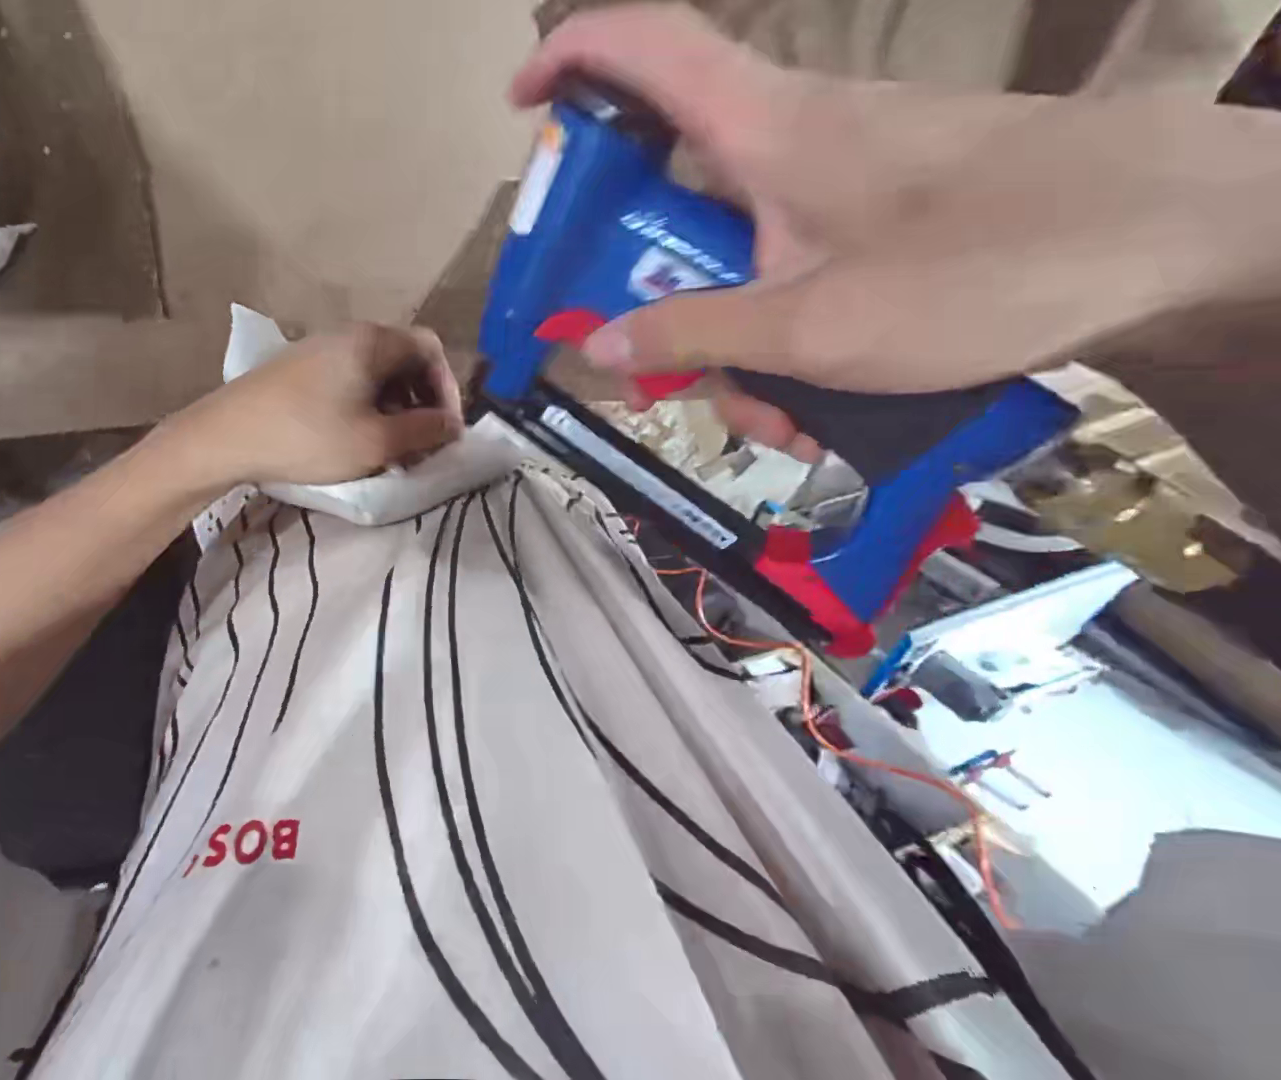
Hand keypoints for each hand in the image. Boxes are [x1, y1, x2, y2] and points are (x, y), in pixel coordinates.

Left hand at [159, 323, 463, 487]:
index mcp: (372, 341)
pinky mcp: (297, 370)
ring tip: (390, 449)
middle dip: (420, 403)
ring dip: (393, 410)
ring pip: (374, 375)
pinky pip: (347, 382)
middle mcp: (347, 335)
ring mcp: (318, 350)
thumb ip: (423, 431)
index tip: (446, 430)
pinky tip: (355, 440)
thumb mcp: (374, 442)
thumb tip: (452, 425)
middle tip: (420, 445)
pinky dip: (364, 408)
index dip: (448, 389)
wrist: (224, 437)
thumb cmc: (307, 438)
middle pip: (403, 361)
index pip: (431, 349)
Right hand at [510, 3, 1280, 458]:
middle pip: (666, 198)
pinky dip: (773, 340)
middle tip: (648, 362)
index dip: (571, 63)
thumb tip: (596, 347)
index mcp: (764, 133)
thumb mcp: (813, 328)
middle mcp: (785, 144)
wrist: (1190, 238)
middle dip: (643, 291)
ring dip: (723, 344)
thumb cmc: (995, 267)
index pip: (647, 48)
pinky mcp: (861, 218)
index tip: (521, 110)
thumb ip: (692, 335)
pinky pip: (777, 275)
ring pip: (724, 258)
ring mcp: (824, 185)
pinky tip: (810, 400)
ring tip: (770, 414)